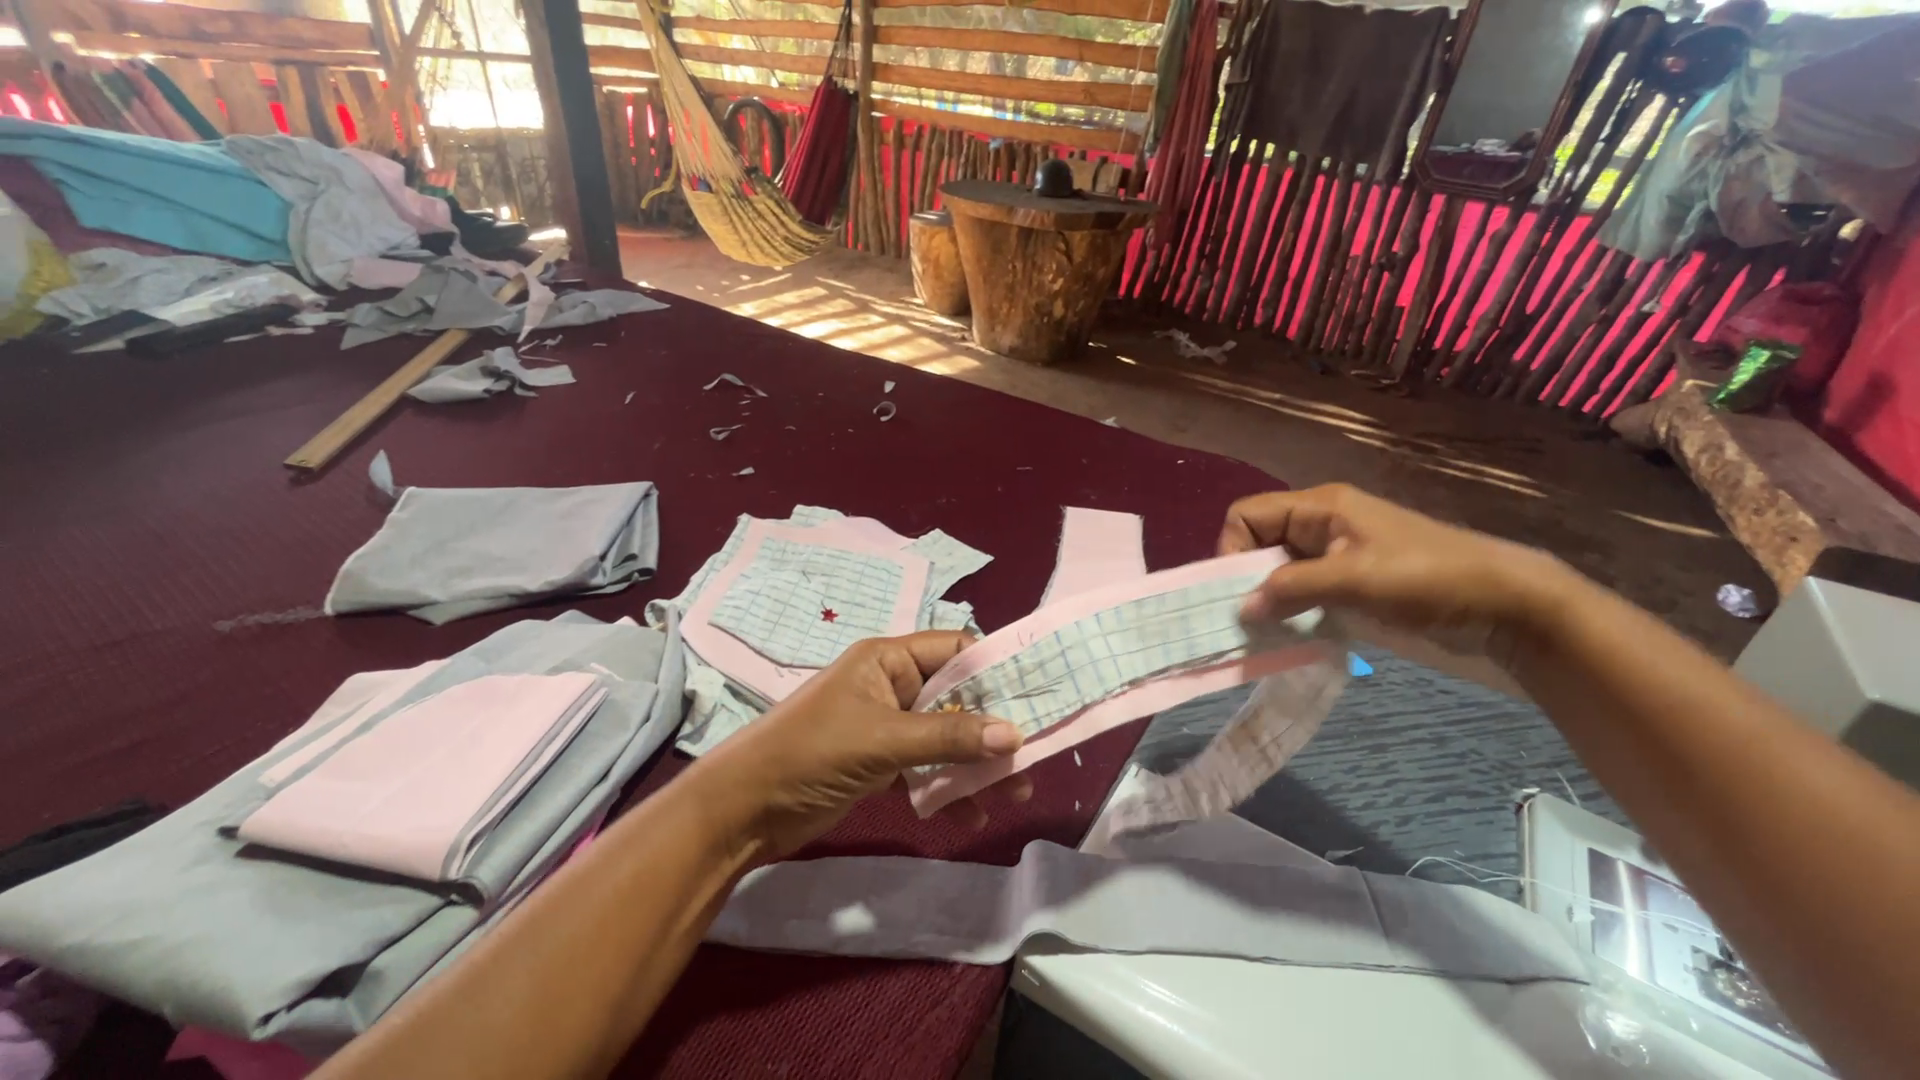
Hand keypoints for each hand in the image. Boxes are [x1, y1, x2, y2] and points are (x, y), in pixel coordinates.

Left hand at [683, 631, 1029, 861]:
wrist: (744, 808)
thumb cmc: (812, 752)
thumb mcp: (884, 741)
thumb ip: (949, 738)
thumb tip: (1015, 735)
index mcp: (887, 659)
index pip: (954, 649)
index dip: (995, 669)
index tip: (1037, 694)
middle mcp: (890, 686)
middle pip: (956, 698)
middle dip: (993, 727)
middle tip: (1032, 755)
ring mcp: (885, 727)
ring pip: (945, 739)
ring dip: (976, 764)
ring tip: (1016, 792)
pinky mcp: (878, 765)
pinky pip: (925, 769)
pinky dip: (948, 788)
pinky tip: (971, 814)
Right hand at [1219, 485, 1574, 654]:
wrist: (1506, 606)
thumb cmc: (1429, 579)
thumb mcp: (1355, 579)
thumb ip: (1293, 589)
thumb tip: (1240, 609)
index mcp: (1321, 507)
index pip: (1246, 515)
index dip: (1232, 550)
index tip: (1240, 593)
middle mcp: (1321, 527)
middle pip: (1258, 545)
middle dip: (1246, 581)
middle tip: (1250, 622)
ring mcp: (1336, 558)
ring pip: (1278, 574)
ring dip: (1268, 603)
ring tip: (1268, 636)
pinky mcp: (1350, 588)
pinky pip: (1302, 596)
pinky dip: (1290, 616)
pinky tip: (1294, 639)